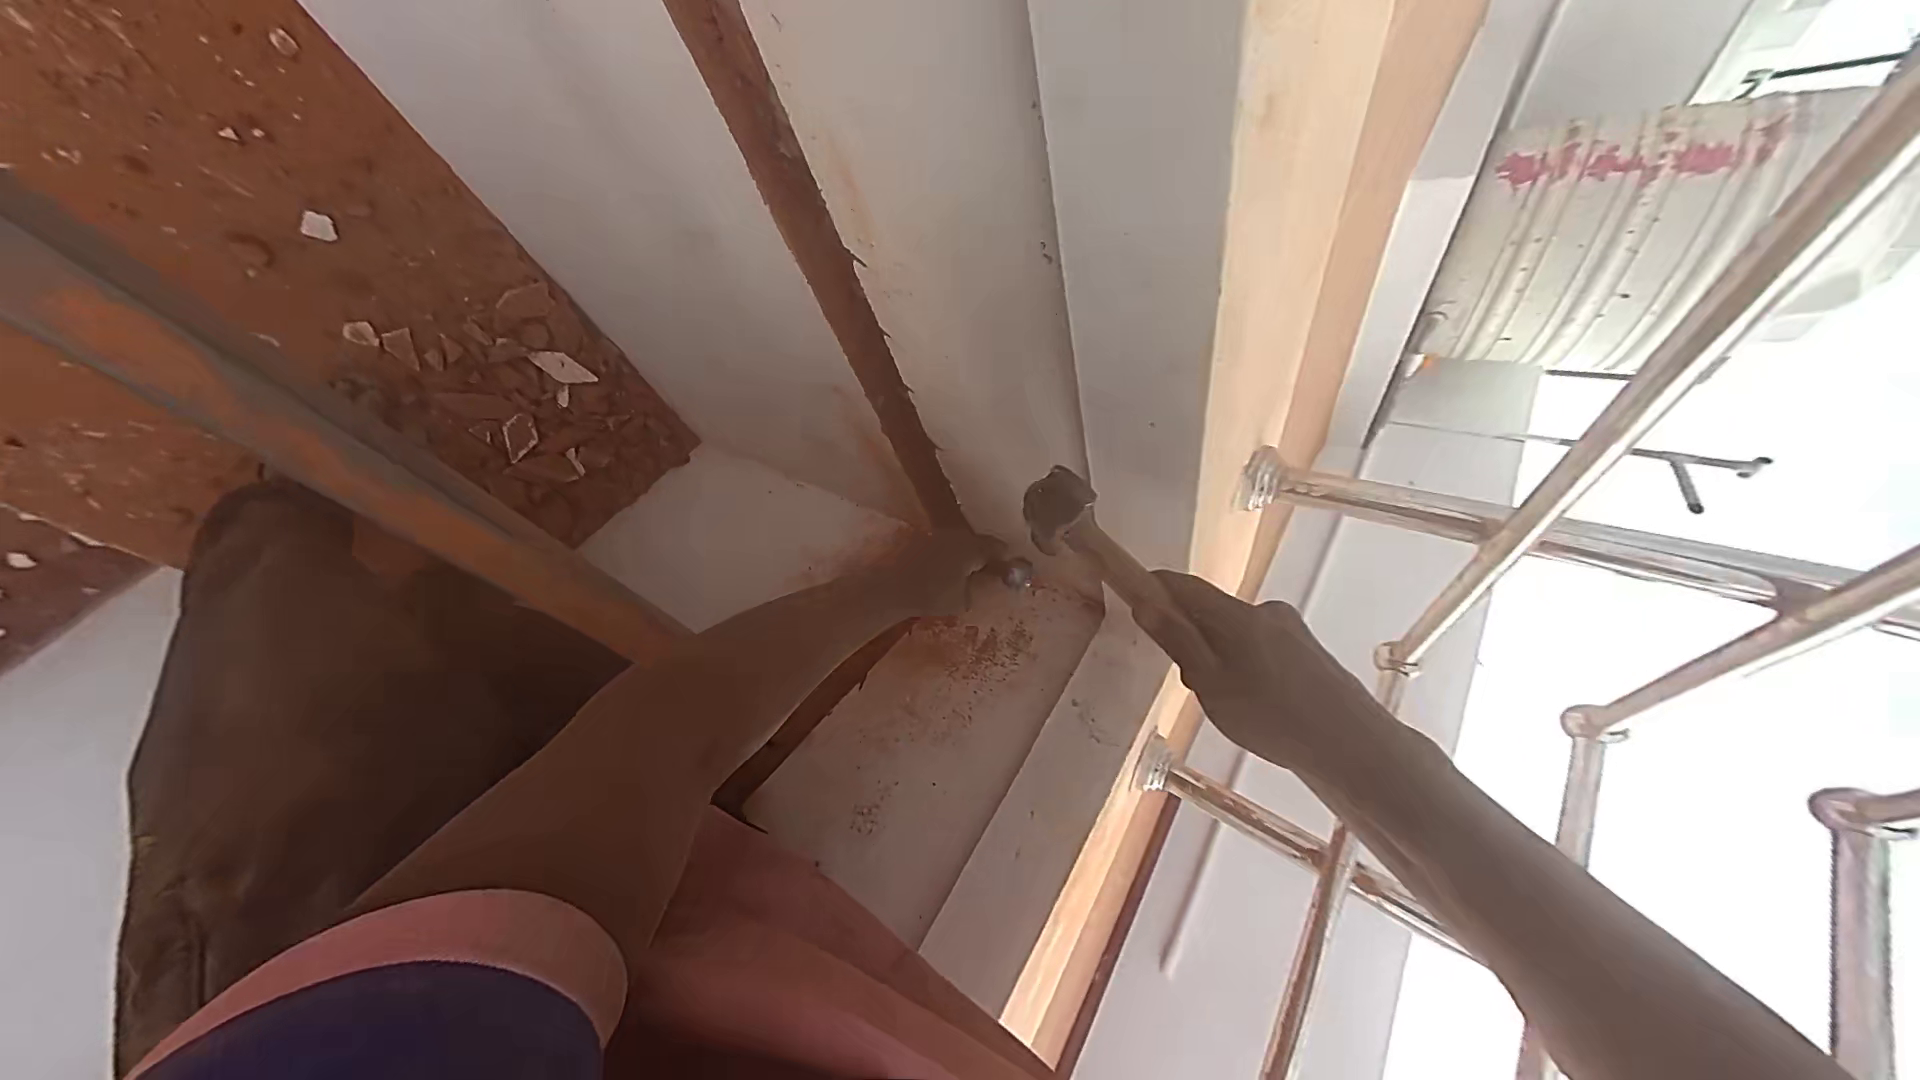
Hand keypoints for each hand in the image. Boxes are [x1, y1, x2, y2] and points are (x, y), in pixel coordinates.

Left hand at [874, 530, 1001, 616]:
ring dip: (970, 558)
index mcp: (973, 545)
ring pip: (964, 544)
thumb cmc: (933, 595)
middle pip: (982, 544)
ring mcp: (939, 536)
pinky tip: (950, 575)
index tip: (1011, 577)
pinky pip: (949, 547)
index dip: (1009, 562)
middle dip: (990, 559)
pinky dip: (954, 559)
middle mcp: (958, 535)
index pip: (1000, 548)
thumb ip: (987, 585)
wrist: (891, 588)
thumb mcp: (966, 597)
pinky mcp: (924, 542)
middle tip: (992, 579)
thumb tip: (1001, 580)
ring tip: (971, 580)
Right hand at [1137, 571, 1400, 783]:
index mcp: (1236, 614)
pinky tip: (1256, 702)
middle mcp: (1264, 611)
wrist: (1355, 747)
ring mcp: (1291, 629)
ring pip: (1235, 631)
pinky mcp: (1308, 650)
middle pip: (1210, 610)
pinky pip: (1260, 645)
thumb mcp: (1211, 683)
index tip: (1136, 599)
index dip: (1156, 587)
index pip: (1184, 585)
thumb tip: (1145, 601)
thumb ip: (1177, 640)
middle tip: (1188, 680)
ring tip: (1226, 702)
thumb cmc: (1271, 716)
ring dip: (1217, 653)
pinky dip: (1244, 662)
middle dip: (1189, 634)